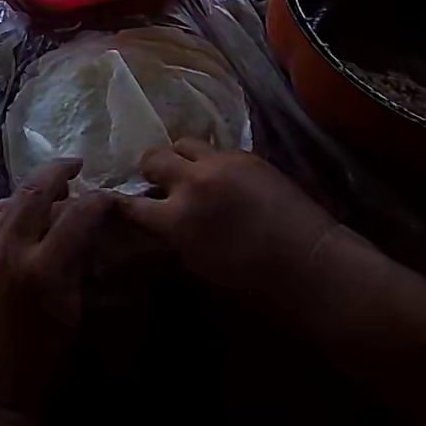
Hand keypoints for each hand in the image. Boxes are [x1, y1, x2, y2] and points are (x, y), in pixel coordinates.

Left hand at [0, 158, 111, 414]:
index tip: (110, 195)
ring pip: (11, 198)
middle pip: (35, 192)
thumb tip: (87, 231)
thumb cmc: (42, 355)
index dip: (97, 200)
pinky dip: (11, 203)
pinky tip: (24, 204)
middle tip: (76, 164)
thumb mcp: (72, 311)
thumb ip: (77, 264)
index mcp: (43, 267)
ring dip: (34, 185)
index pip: (76, 216)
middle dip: (58, 172)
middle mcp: (12, 247)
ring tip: (55, 181)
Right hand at [113, 138, 351, 307]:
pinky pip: (217, 151)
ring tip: (190, 173)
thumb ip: (172, 233)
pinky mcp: (248, 156)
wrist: (313, 265)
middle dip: (151, 169)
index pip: (131, 203)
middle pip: (154, 157)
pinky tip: (224, 180)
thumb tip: (159, 216)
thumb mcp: (198, 262)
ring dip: (180, 158)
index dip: (119, 201)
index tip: (112, 199)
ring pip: (184, 144)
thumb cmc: (253, 281)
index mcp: (177, 218)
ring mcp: (222, 164)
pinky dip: (212, 162)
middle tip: (158, 182)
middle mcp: (194, 182)